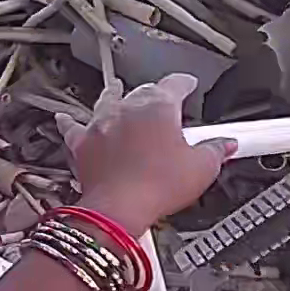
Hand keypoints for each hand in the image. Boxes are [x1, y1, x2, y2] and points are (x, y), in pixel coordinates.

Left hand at [57, 74, 234, 235]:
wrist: (119, 208)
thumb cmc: (157, 186)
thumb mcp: (201, 169)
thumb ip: (215, 150)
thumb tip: (225, 145)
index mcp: (158, 107)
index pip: (175, 84)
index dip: (185, 83)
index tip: (189, 84)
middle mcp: (126, 109)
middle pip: (142, 92)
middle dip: (154, 94)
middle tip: (163, 103)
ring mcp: (102, 124)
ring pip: (107, 101)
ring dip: (114, 96)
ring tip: (117, 90)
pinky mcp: (83, 144)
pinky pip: (72, 127)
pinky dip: (69, 122)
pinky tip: (64, 117)